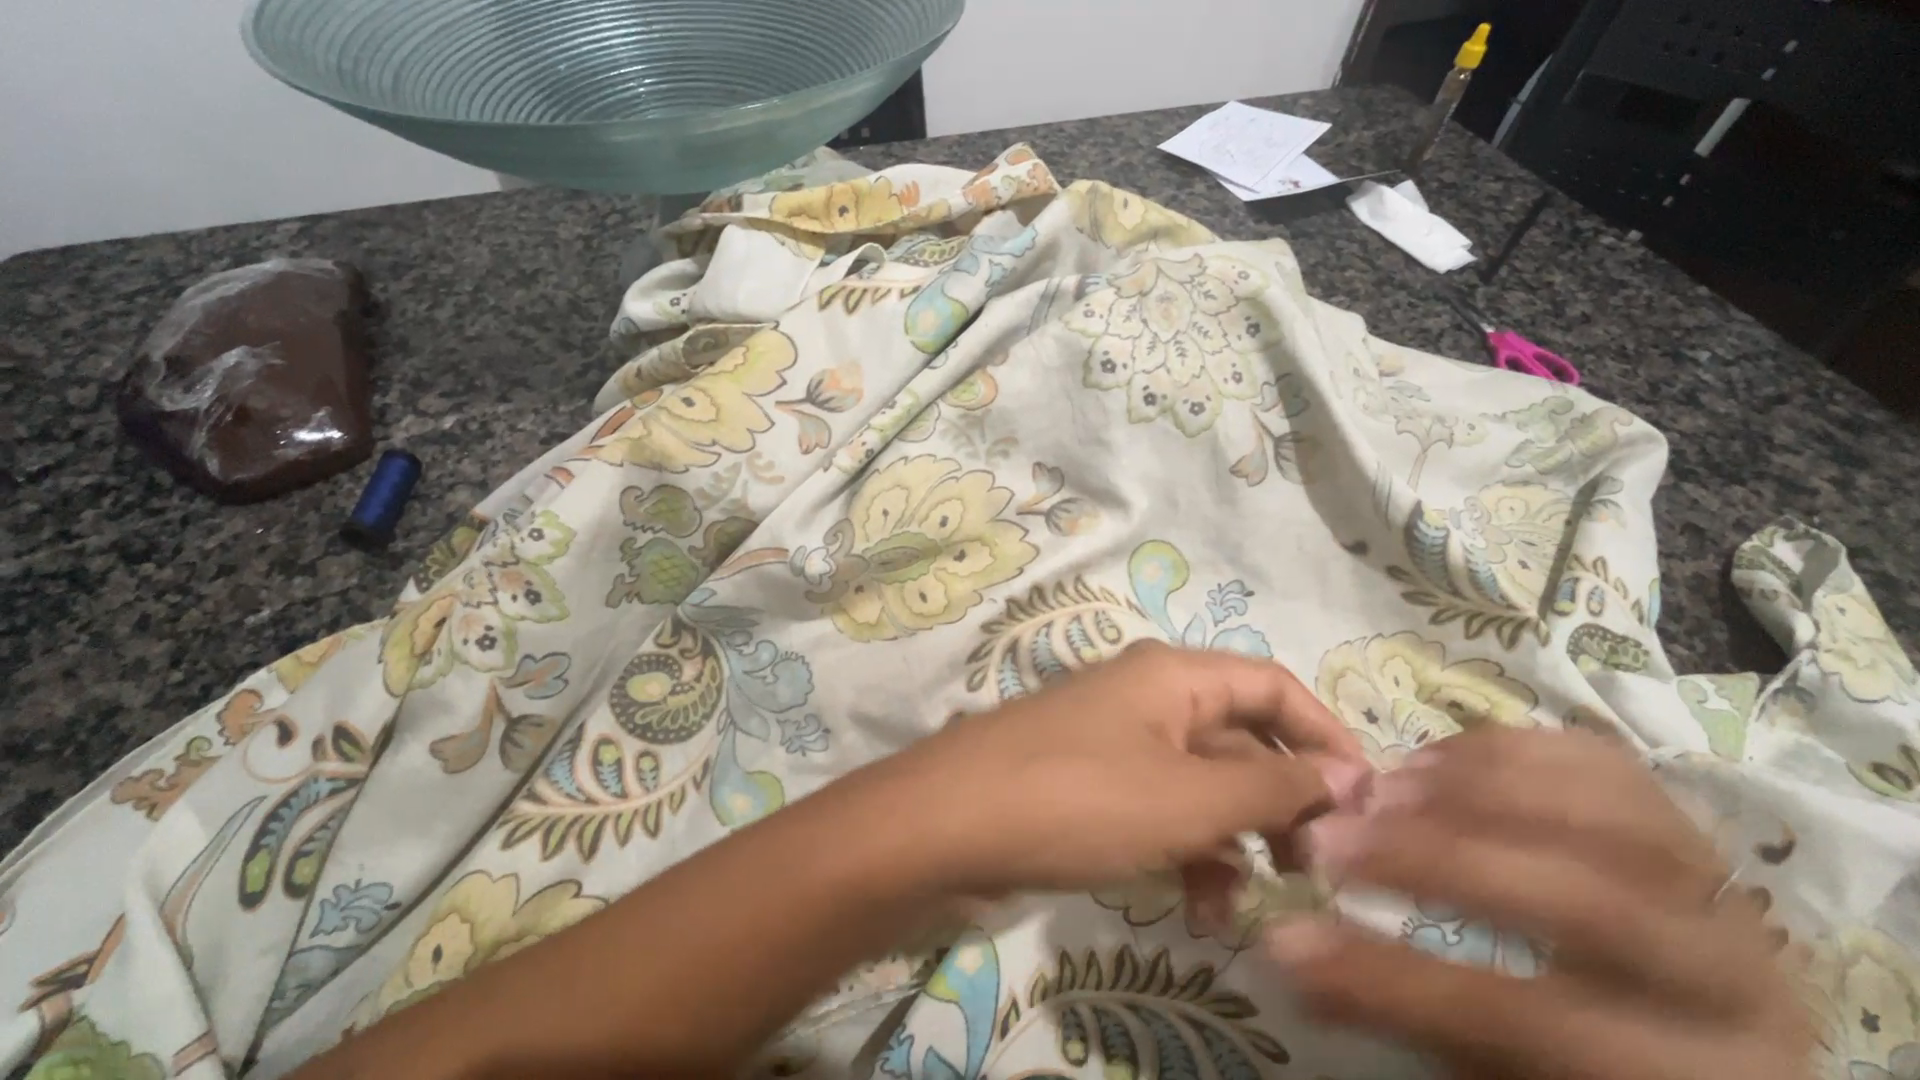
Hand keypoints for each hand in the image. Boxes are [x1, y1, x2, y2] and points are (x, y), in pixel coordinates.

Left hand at [868, 642, 1372, 896]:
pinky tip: (1193, 909)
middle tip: (1310, 869)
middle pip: (1240, 738)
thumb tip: (1347, 777)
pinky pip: (1156, 811)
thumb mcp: (1189, 800)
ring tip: (1241, 906)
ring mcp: (1111, 742)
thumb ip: (1273, 788)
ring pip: (1199, 785)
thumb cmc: (1078, 800)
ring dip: (1231, 841)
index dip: (1326, 738)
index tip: (1364, 806)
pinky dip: (1182, 852)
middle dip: (1279, 804)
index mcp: (1174, 677)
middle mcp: (1145, 697)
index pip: (1274, 686)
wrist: (944, 827)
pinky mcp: (1084, 787)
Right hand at [1264, 727, 1812, 1079]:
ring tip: (1379, 788)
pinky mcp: (1687, 822)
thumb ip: (1413, 1015)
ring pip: (1605, 811)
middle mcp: (1736, 975)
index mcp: (1699, 1072)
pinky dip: (1508, 749)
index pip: (1539, 1024)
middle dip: (1435, 861)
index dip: (1404, 981)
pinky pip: (1604, 763)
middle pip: (1586, 901)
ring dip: (1471, 788)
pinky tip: (1432, 757)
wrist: (1698, 1036)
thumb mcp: (1507, 1070)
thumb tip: (1290, 948)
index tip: (1291, 941)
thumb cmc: (1585, 1067)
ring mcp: (1722, 886)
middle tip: (1328, 839)